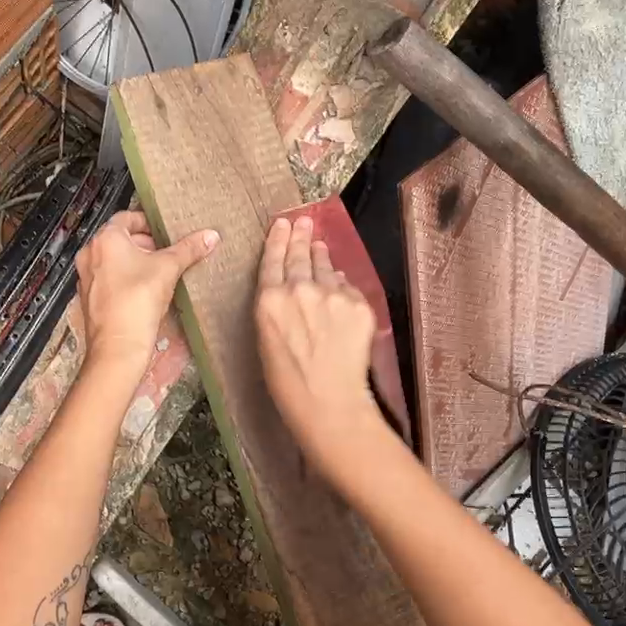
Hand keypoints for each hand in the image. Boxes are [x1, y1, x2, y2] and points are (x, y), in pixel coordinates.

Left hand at [75, 211, 217, 369]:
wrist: (118, 346)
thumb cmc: (138, 300)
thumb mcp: (168, 269)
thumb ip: (189, 249)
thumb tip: (211, 236)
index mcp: (105, 239)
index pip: (126, 218)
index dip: (148, 222)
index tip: (165, 232)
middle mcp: (90, 254)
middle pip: (119, 240)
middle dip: (144, 244)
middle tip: (167, 253)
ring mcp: (87, 278)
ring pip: (113, 261)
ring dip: (135, 263)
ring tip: (159, 273)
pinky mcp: (90, 299)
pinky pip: (108, 281)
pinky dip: (124, 280)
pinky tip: (144, 293)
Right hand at [255, 216, 395, 486]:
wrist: (329, 403)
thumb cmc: (288, 384)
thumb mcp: (265, 341)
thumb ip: (276, 311)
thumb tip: (295, 289)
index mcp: (269, 301)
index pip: (273, 261)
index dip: (278, 240)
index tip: (283, 223)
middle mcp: (299, 290)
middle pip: (300, 256)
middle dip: (301, 237)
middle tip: (303, 222)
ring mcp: (332, 295)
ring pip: (326, 267)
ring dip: (322, 255)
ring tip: (320, 244)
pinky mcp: (359, 305)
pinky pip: (348, 287)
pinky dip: (342, 285)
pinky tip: (338, 284)